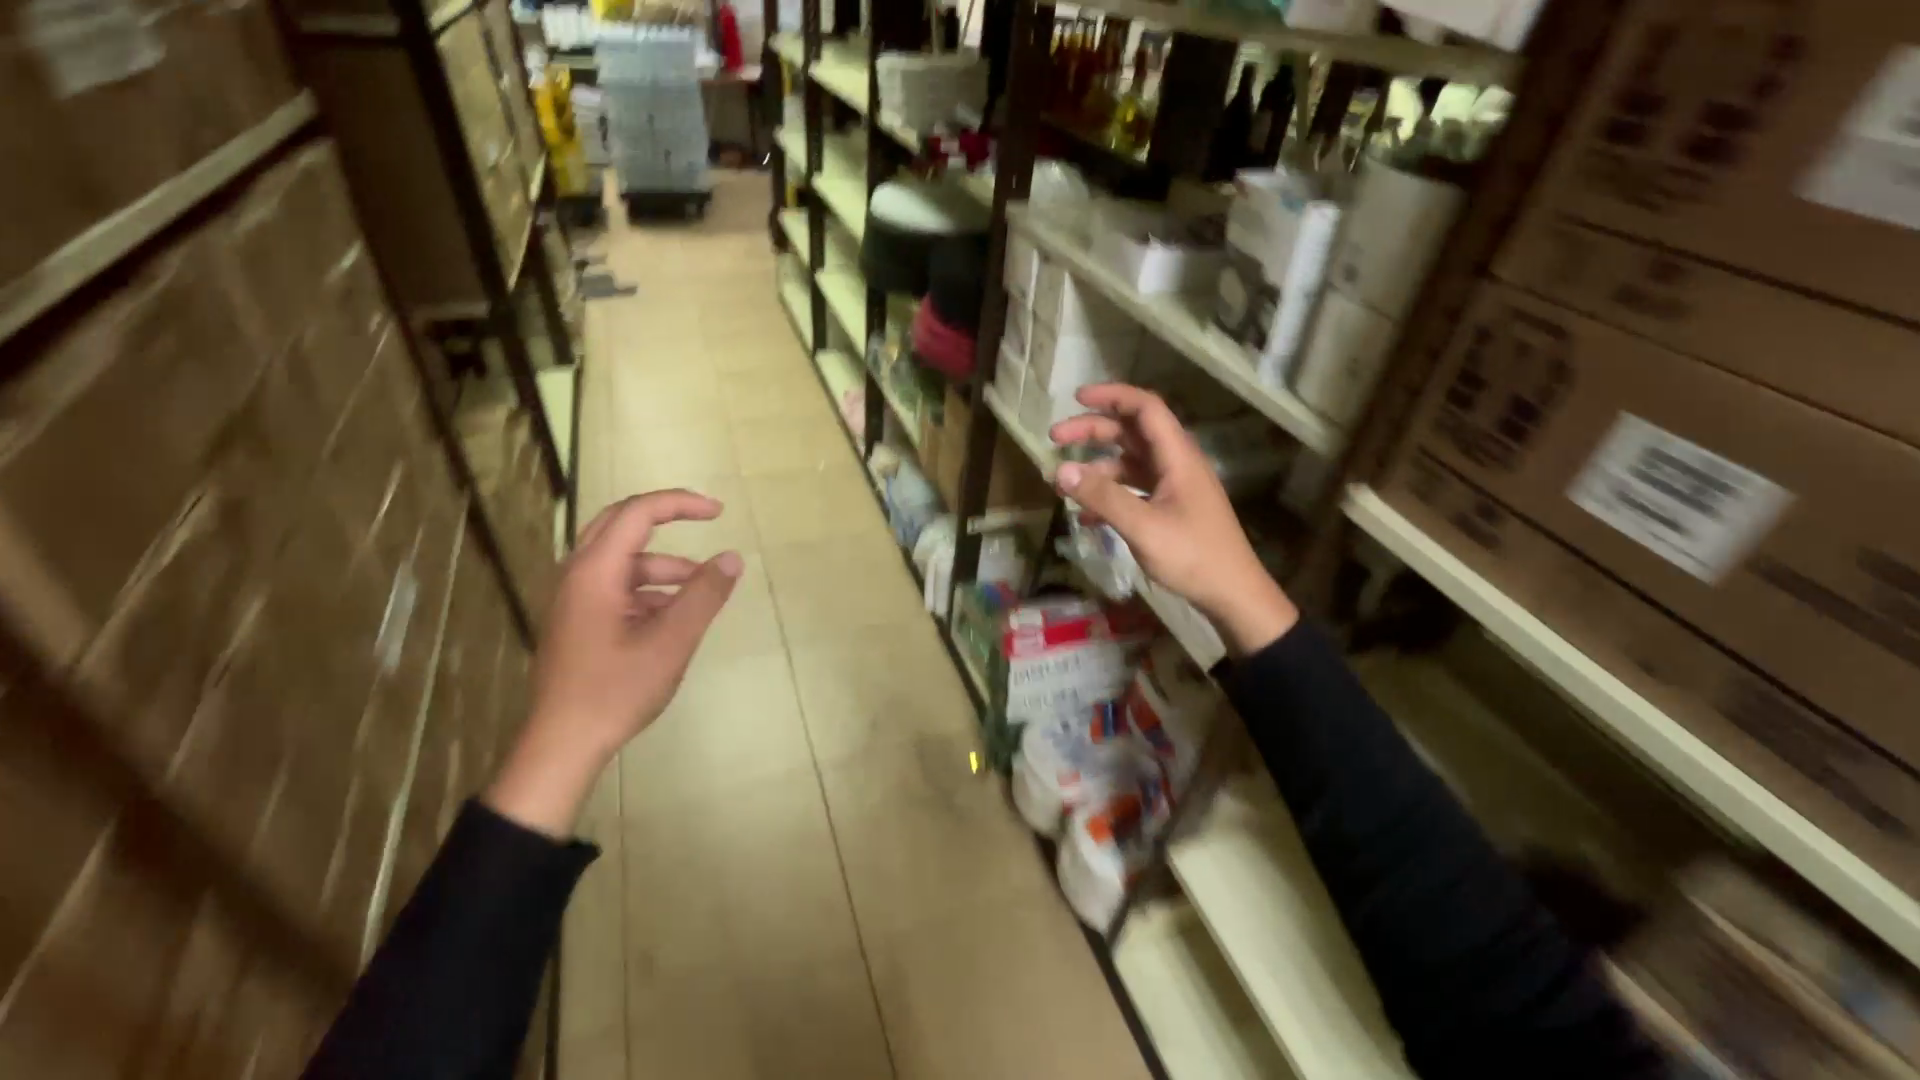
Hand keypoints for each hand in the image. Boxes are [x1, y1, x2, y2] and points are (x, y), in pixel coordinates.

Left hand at [486, 490, 742, 835]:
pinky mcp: (576, 621)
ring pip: (621, 561)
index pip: (638, 513)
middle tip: (707, 521)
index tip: (718, 512)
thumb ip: (704, 596)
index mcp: (594, 572)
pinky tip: (673, 619)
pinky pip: (615, 587)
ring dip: (663, 566)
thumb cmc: (615, 691)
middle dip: (667, 520)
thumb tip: (732, 558)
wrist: (562, 744)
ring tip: (702, 590)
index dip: (680, 503)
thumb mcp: (671, 643)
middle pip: (621, 526)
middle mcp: (576, 575)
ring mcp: (572, 599)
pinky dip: (647, 591)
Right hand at [1049, 384, 1297, 656]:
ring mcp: (1175, 487)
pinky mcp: (1171, 509)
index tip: (1076, 398)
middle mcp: (1177, 464)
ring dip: (1097, 466)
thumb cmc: (1193, 557)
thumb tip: (1059, 471)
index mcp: (1178, 457)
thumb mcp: (1143, 527)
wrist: (1233, 594)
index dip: (1111, 396)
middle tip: (1055, 438)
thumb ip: (1102, 497)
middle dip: (1094, 430)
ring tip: (1064, 481)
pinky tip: (1085, 517)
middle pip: (1132, 432)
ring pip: (1131, 462)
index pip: (1145, 408)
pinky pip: (1135, 490)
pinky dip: (1109, 495)